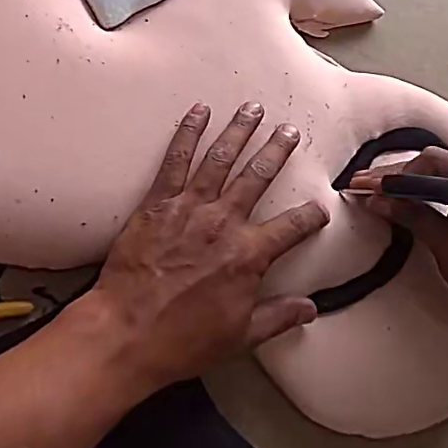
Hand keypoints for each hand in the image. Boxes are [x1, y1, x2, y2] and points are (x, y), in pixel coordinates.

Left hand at [75, 102, 329, 391]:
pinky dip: (188, 133)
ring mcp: (190, 208)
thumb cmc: (182, 339)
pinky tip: (198, 112)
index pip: (292, 227)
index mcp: (248, 255)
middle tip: (289, 130)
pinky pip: (176, 160)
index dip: (310, 216)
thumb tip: (309, 309)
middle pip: (258, 177)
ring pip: (221, 159)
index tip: (320, 208)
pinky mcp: (158, 203)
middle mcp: (223, 223)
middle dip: (276, 150)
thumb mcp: (240, 336)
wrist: (127, 331)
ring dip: (239, 131)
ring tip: (252, 109)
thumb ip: (278, 317)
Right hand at [348, 148, 447, 325]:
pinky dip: (425, 189)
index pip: (434, 164)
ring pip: (441, 172)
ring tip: (379, 190)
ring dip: (409, 182)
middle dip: (398, 177)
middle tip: (368, 186)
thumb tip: (382, 200)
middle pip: (436, 164)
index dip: (397, 175)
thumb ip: (413, 218)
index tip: (373, 186)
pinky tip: (405, 195)